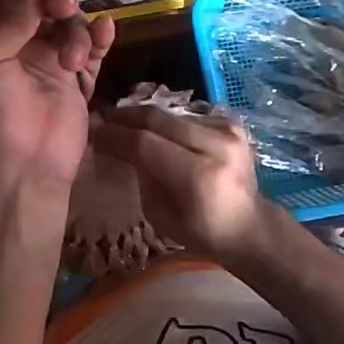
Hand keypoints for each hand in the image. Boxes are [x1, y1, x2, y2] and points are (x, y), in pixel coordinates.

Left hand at [0, 0, 115, 190]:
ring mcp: (52, 62)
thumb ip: (8, 19)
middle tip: (61, 5)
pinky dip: (100, 36)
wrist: (23, 171)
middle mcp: (22, 44)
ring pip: (71, 23)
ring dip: (76, 29)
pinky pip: (93, 48)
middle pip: (45, 3)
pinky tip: (105, 29)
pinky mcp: (79, 80)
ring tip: (73, 59)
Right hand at [92, 106, 267, 259]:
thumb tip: (120, 146)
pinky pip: (189, 116)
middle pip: (157, 119)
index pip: (145, 143)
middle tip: (105, 118)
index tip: (95, 133)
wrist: (248, 224)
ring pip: (172, 113)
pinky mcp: (232, 123)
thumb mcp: (158, 214)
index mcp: (198, 176)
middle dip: (126, 117)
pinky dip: (170, 122)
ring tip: (127, 122)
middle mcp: (216, 146)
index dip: (115, 135)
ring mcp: (228, 131)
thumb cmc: (200, 230)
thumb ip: (140, 175)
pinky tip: (160, 132)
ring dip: (146, 117)